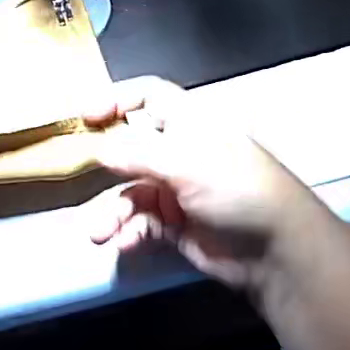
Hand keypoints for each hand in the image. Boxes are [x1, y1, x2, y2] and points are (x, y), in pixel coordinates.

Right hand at [84, 77, 339, 294]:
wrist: (274, 251)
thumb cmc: (238, 191)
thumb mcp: (189, 163)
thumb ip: (140, 153)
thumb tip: (100, 150)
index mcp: (190, 125)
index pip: (149, 98)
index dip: (117, 100)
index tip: (85, 116)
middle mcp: (180, 153)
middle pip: (130, 149)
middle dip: (105, 167)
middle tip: (76, 178)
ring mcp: (176, 191)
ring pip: (130, 194)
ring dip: (112, 213)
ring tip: (98, 233)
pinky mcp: (175, 225)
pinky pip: (140, 224)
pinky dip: (129, 233)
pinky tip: (124, 243)